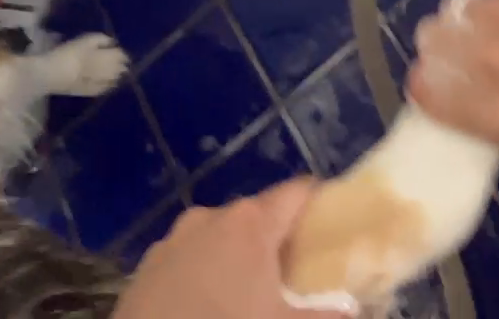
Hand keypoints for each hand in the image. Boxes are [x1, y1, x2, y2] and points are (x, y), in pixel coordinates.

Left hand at [114, 180, 323, 318]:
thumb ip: (328, 316)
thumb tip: (354, 312)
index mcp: (251, 223)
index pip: (298, 192)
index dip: (320, 205)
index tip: (335, 227)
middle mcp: (211, 218)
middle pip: (259, 217)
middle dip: (278, 243)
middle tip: (295, 278)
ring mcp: (173, 241)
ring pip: (220, 240)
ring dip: (238, 261)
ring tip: (247, 300)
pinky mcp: (144, 270)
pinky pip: (188, 261)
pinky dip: (203, 278)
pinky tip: (206, 312)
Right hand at [406, 0, 498, 161]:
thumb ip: (493, 130)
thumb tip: (459, 108)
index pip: (425, 90)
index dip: (425, 87)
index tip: (437, 85)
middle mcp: (493, 61)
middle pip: (428, 42)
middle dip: (439, 49)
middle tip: (463, 54)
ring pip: (453, 11)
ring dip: (466, 23)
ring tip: (495, 29)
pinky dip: (496, 4)